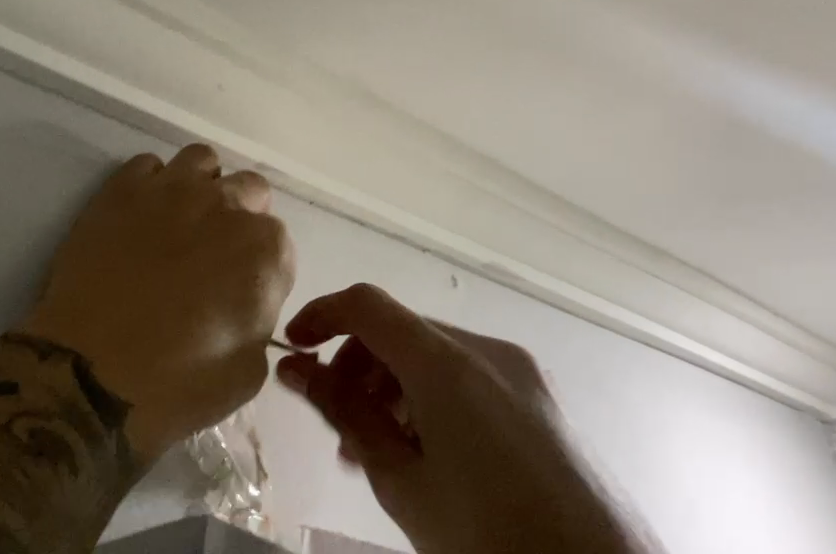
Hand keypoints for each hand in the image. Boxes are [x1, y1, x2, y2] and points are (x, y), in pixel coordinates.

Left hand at [18, 145, 295, 462]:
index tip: (238, 288)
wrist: (90, 366)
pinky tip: (139, 214)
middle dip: (238, 215)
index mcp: (265, 250)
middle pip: (247, 189)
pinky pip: (146, 165)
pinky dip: (151, 184)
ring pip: (200, 161)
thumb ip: (257, 314)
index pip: (278, 241)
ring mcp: (168, 188)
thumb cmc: (177, 381)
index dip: (260, 266)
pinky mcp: (120, 187)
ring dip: (200, 185)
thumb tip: (242, 296)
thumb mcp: (248, 368)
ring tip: (180, 220)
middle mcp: (223, 205)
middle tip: (211, 252)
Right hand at [277, 285, 649, 553]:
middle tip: (337, 427)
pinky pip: (466, 377)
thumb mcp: (400, 479)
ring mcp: (521, 374)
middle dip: (354, 367)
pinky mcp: (543, 402)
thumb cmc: (489, 537)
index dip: (320, 316)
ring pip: (430, 354)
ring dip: (389, 386)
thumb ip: (343, 413)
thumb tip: (295, 368)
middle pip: (397, 331)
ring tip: (377, 450)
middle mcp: (486, 352)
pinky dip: (429, 397)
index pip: (365, 305)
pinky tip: (425, 452)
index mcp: (446, 364)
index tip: (291, 350)